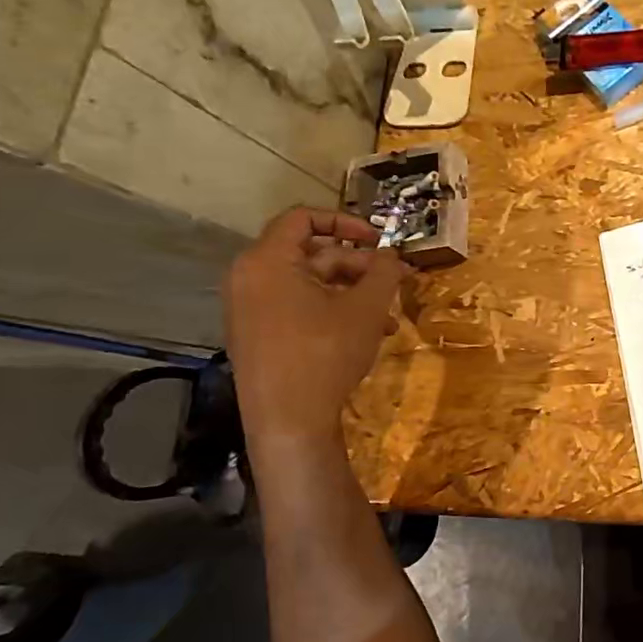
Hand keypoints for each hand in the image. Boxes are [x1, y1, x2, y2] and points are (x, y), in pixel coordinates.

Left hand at [224, 208, 406, 442]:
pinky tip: (367, 335)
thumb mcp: (366, 308)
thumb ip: (384, 272)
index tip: (377, 240)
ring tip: (389, 318)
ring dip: (352, 293)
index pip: (303, 218)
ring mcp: (248, 309)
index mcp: (267, 261)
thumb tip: (393, 256)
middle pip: (311, 254)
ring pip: (308, 284)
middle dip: (358, 267)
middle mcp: (249, 278)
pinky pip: (296, 307)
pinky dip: (331, 312)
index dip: (346, 222)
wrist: (288, 423)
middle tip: (394, 282)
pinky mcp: (255, 335)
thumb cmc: (325, 354)